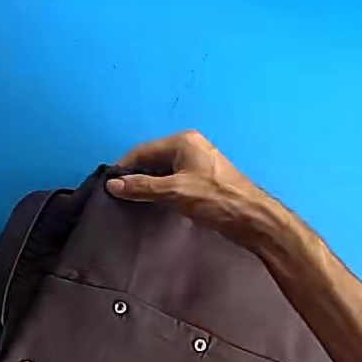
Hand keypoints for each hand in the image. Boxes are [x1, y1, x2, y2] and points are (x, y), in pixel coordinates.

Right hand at [106, 130, 276, 241]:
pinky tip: (152, 205)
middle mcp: (189, 148)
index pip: (143, 150)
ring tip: (131, 203)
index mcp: (183, 141)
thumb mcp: (175, 191)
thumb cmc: (216, 199)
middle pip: (152, 160)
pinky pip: (173, 181)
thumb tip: (111, 184)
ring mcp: (197, 164)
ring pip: (162, 172)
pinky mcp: (202, 181)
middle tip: (118, 196)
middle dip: (136, 177)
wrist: (253, 220)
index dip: (124, 167)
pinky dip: (161, 191)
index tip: (108, 185)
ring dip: (148, 186)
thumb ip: (142, 187)